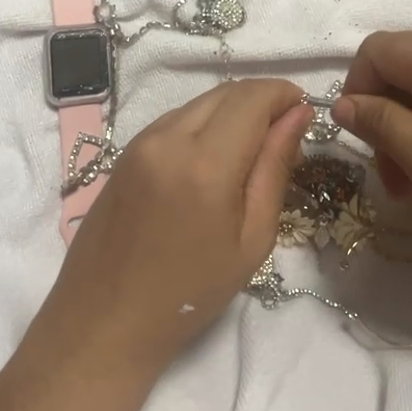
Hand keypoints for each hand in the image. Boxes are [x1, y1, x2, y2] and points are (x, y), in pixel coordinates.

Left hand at [33, 79, 311, 371]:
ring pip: (200, 102)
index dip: (284, 94)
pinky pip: (176, 119)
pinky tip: (214, 159)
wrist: (106, 318)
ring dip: (233, 111)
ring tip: (252, 151)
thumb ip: (275, 167)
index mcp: (205, 164)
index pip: (253, 97)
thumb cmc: (191, 291)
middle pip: (227, 92)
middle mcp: (169, 138)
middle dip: (262, 100)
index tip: (305, 112)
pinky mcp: (126, 150)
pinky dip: (204, 124)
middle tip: (285, 134)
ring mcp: (142, 141)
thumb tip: (299, 114)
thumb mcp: (251, 239)